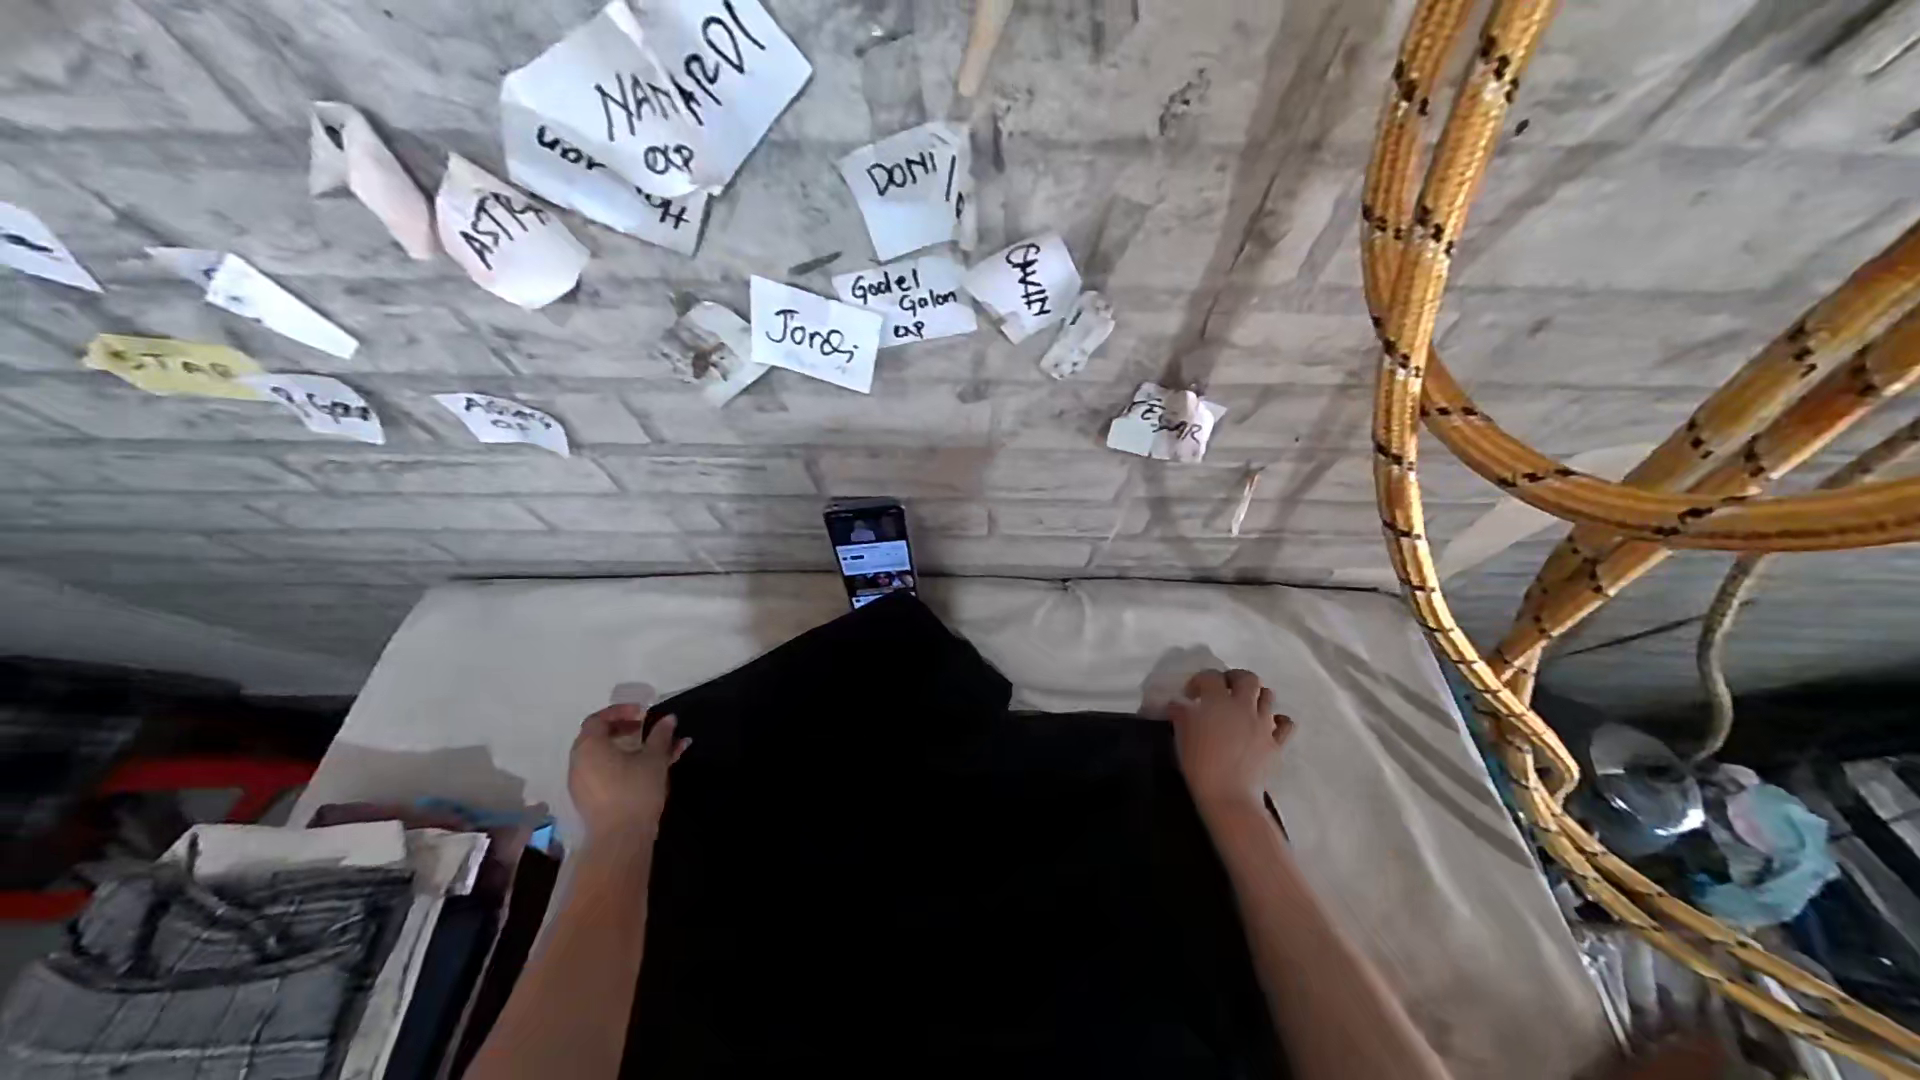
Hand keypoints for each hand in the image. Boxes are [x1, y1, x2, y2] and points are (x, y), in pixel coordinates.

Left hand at [568, 705, 688, 844]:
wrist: (621, 838)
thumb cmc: (635, 790)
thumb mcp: (654, 758)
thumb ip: (660, 735)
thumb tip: (668, 719)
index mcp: (589, 747)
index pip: (598, 719)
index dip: (621, 712)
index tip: (643, 714)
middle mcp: (579, 762)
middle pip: (598, 737)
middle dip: (625, 729)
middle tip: (646, 729)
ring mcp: (581, 782)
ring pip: (605, 756)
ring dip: (629, 748)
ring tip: (656, 750)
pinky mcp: (589, 799)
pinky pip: (605, 772)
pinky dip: (623, 765)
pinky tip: (648, 770)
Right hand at [1167, 669, 1293, 812]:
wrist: (1229, 796)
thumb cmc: (1199, 764)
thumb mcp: (1182, 736)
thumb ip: (1180, 714)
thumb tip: (1177, 704)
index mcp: (1217, 702)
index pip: (1210, 676)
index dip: (1199, 681)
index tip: (1190, 694)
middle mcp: (1243, 707)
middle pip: (1247, 678)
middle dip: (1235, 678)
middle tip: (1224, 689)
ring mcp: (1264, 724)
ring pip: (1268, 695)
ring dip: (1256, 695)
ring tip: (1244, 706)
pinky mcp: (1277, 743)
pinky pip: (1285, 723)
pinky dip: (1277, 720)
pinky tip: (1267, 726)